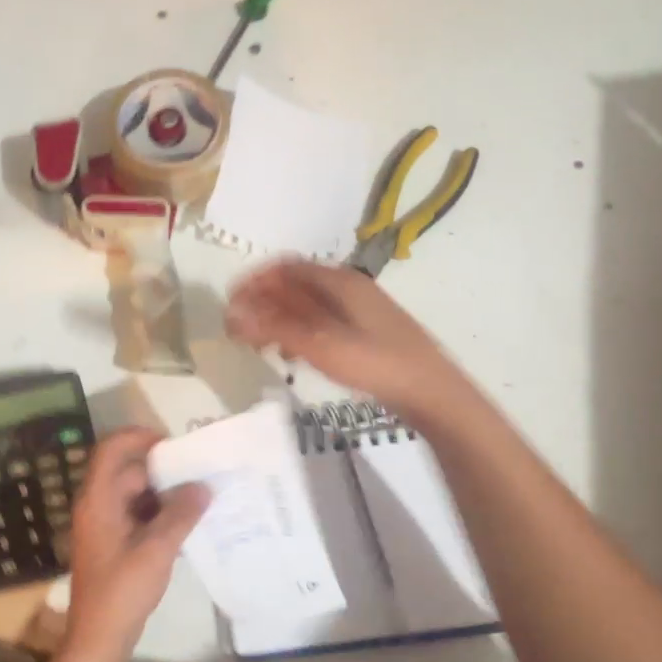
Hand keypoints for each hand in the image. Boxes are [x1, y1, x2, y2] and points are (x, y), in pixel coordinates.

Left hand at [63, 429, 210, 661]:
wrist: (98, 637)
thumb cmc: (122, 590)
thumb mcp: (156, 550)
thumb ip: (180, 515)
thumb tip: (202, 486)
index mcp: (98, 500)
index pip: (111, 449)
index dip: (139, 437)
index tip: (174, 443)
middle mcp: (96, 506)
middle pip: (127, 472)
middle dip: (162, 470)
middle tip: (200, 474)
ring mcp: (103, 525)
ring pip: (134, 495)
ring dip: (163, 494)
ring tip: (201, 497)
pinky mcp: (112, 544)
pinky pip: (136, 516)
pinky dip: (158, 514)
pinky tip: (186, 524)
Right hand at [226, 258, 471, 425]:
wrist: (432, 393)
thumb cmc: (377, 364)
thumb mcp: (321, 346)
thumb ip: (276, 328)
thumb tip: (233, 312)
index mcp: (340, 282)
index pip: (285, 267)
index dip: (253, 281)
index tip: (229, 304)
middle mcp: (348, 289)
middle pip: (294, 285)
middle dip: (262, 301)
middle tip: (236, 328)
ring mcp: (358, 312)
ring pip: (306, 306)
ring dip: (277, 318)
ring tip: (256, 343)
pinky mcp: (363, 334)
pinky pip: (320, 324)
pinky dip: (297, 333)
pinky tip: (290, 355)